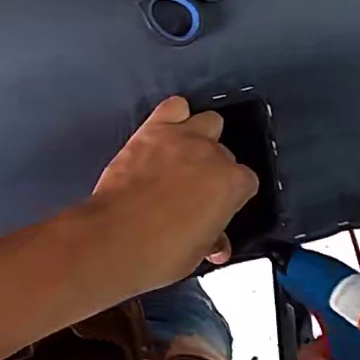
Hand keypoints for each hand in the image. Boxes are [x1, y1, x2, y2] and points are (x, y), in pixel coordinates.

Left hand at [83, 96, 258, 297]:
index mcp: (231, 184)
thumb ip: (212, 239)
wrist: (113, 240)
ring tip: (188, 158)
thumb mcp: (196, 253)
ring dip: (203, 137)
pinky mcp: (153, 130)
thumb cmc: (158, 252)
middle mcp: (212, 154)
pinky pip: (174, 106)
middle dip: (215, 170)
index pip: (246, 182)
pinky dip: (175, 115)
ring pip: (209, 121)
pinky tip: (169, 134)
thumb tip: (216, 243)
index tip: (219, 206)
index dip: (232, 196)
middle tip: (197, 190)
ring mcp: (182, 138)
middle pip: (225, 153)